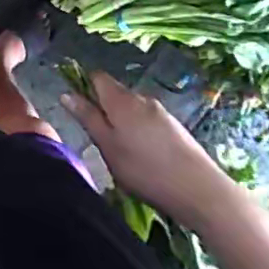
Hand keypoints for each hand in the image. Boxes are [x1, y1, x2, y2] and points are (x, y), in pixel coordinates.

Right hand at [61, 73, 242, 232]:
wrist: (201, 191)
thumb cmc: (144, 169)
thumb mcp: (107, 146)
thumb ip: (87, 117)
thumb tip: (66, 93)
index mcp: (121, 100)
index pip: (97, 77)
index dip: (84, 87)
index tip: (80, 109)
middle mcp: (142, 99)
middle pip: (115, 93)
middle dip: (104, 108)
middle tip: (99, 138)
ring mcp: (162, 113)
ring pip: (133, 109)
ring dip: (123, 121)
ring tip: (123, 151)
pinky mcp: (176, 129)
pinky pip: (149, 121)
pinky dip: (140, 132)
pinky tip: (145, 157)